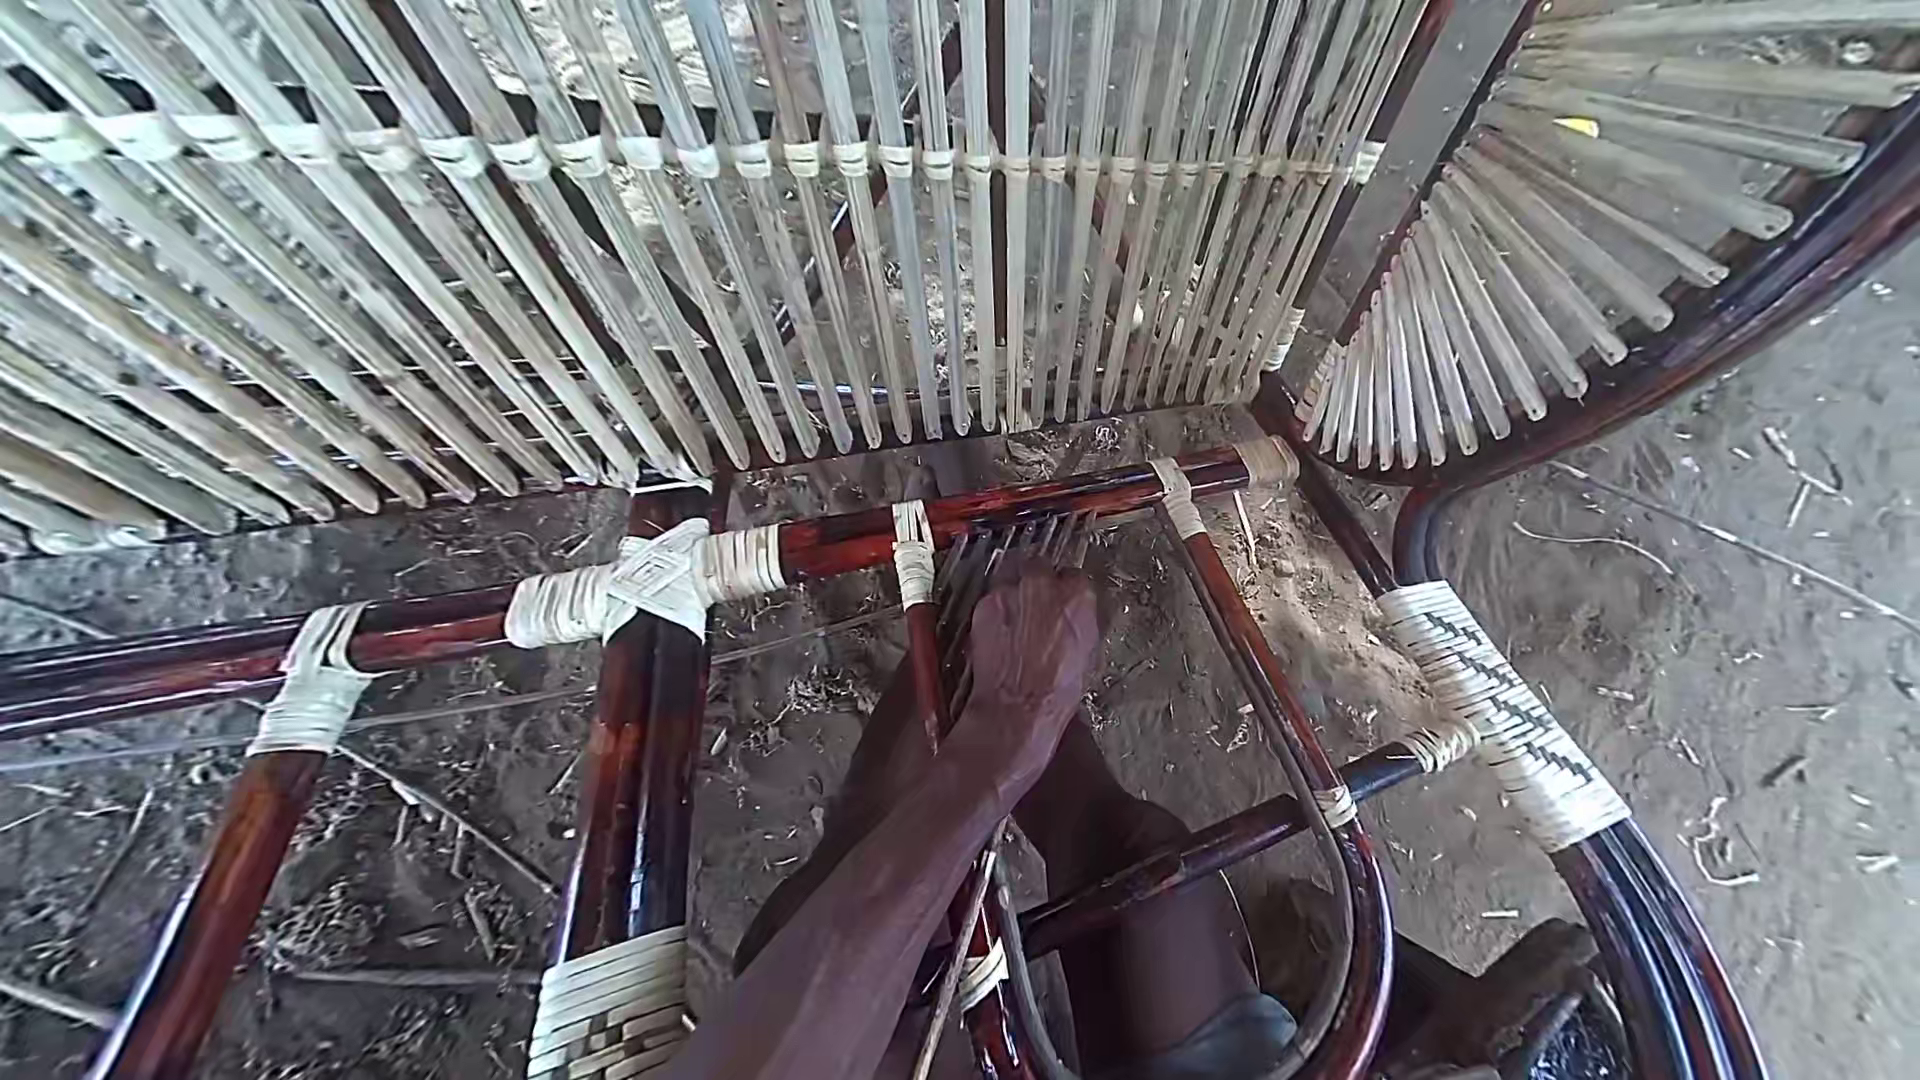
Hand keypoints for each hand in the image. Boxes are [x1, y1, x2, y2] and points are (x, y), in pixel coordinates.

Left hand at [959, 562, 1099, 783]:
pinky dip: (996, 610)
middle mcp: (1043, 585)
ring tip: (1016, 616)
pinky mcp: (986, 604)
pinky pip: (992, 598)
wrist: (1018, 705)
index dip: (1066, 589)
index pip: (1074, 575)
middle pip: (1040, 566)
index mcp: (1077, 595)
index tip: (1062, 599)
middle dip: (1039, 580)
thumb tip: (1078, 613)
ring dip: (1015, 591)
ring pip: (1012, 577)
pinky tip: (1000, 631)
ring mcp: (1011, 591)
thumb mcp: (1089, 651)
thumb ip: (1083, 620)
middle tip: (1037, 602)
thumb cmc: (1058, 688)